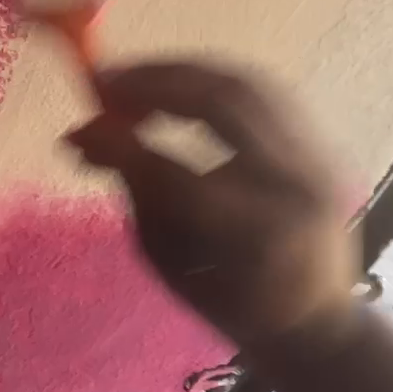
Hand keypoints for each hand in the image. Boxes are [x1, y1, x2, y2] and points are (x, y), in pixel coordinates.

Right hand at [67, 60, 361, 357]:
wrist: (315, 319)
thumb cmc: (226, 299)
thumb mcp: (167, 260)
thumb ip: (134, 190)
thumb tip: (84, 136)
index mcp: (255, 231)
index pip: (171, 168)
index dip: (115, 142)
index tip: (74, 131)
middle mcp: (295, 184)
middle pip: (221, 103)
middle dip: (152, 84)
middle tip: (101, 84)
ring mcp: (316, 158)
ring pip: (245, 84)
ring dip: (179, 72)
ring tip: (130, 80)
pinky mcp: (317, 144)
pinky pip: (260, 91)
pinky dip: (208, 79)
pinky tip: (172, 85)